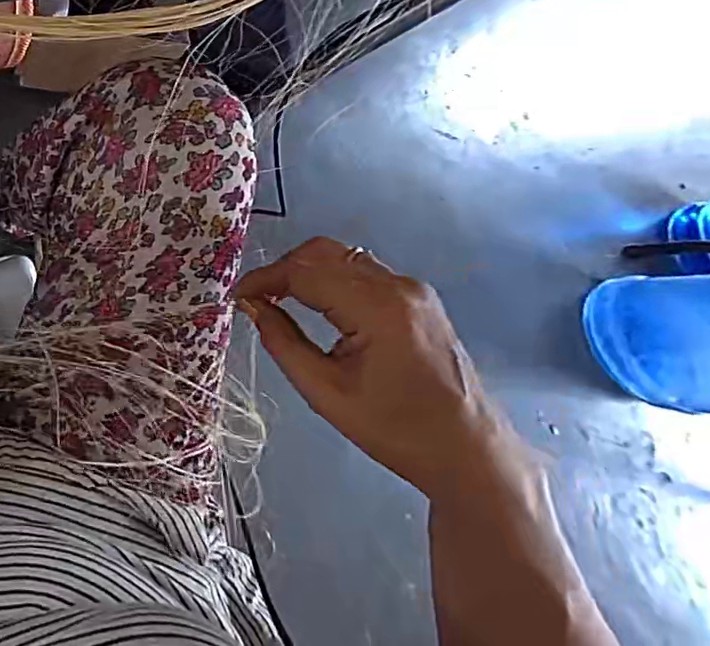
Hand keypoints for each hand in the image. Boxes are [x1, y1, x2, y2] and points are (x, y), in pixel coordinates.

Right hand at [235, 237, 525, 500]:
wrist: (473, 457)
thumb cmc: (395, 429)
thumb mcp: (323, 390)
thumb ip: (280, 340)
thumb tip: (250, 305)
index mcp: (377, 309)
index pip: (302, 274)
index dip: (261, 280)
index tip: (236, 297)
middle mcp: (398, 288)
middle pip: (321, 253)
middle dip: (280, 269)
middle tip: (256, 297)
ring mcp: (413, 291)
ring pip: (340, 256)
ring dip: (303, 271)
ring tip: (278, 299)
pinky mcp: (418, 299)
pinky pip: (360, 270)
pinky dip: (327, 277)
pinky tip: (313, 302)